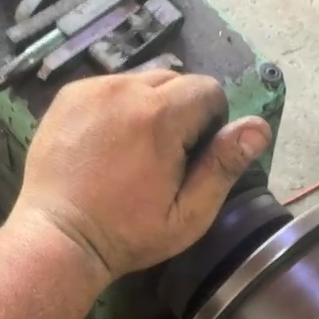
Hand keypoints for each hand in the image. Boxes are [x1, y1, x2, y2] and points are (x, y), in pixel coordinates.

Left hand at [11, 71, 272, 283]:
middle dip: (180, 113)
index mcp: (160, 115)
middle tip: (164, 160)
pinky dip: (117, 109)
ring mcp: (92, 89)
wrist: (59, 237)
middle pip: (175, 80)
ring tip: (134, 154)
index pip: (208, 90)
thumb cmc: (128, 235)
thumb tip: (258, 127)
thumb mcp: (187, 215)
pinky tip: (108, 147)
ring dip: (148, 108)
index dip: (210, 124)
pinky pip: (108, 88)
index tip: (192, 158)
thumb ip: (223, 167)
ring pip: (140, 82)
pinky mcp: (68, 97)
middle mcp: (125, 88)